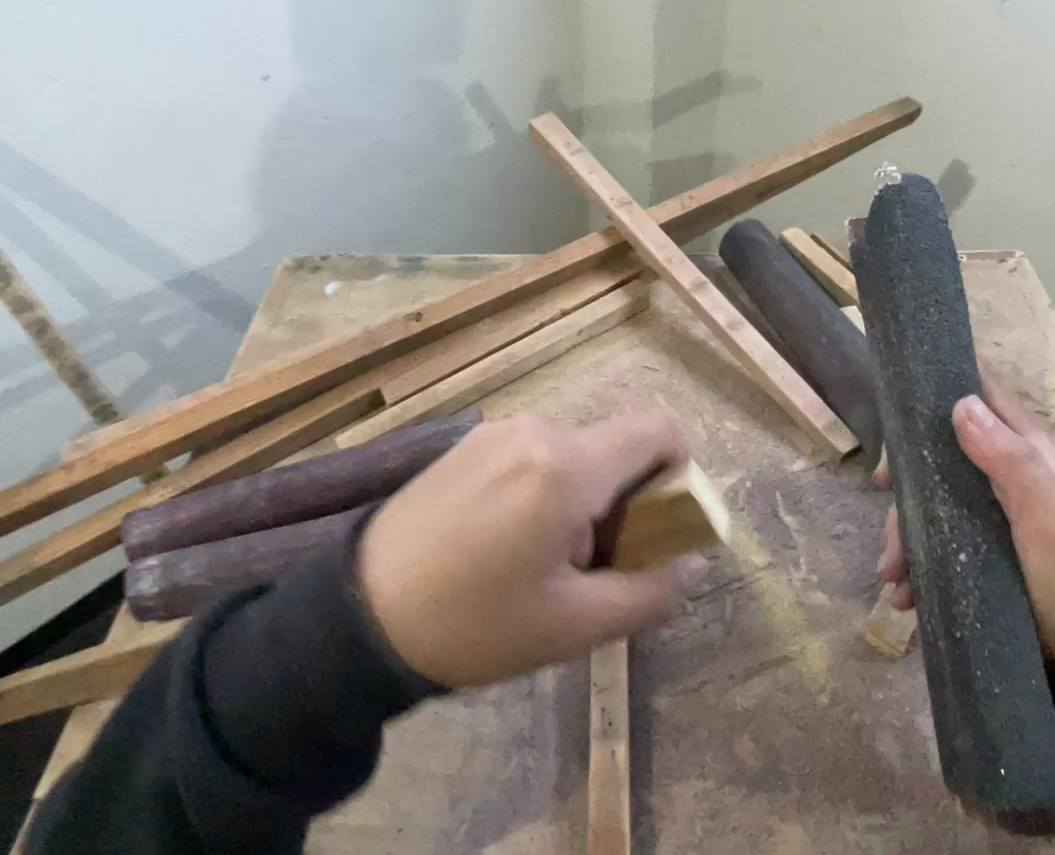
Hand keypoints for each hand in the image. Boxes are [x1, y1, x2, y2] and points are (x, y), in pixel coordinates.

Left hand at [358, 412, 709, 687]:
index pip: (659, 429)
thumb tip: (693, 562)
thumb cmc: (476, 625)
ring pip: (573, 452)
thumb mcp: (574, 625)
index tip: (659, 523)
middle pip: (614, 446)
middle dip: (625, 498)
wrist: (360, 614)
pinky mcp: (465, 444)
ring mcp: (493, 432)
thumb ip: (650, 591)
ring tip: (543, 561)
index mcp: (566, 465)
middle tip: (594, 564)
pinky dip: (544, 487)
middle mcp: (534, 429)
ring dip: (582, 497)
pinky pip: (532, 454)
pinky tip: (506, 541)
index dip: (679, 469)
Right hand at [875, 374, 1054, 690]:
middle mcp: (1004, 469)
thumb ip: (1012, 463)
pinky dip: (910, 557)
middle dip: (906, 474)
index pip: (983, 394)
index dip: (941, 386)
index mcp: (1031, 451)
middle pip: (937, 447)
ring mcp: (985, 507)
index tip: (899, 400)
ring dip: (902, 531)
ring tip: (893, 574)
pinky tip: (903, 588)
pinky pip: (928, 535)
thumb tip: (961, 405)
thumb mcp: (1052, 521)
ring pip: (925, 495)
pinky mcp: (971, 540)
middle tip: (883, 495)